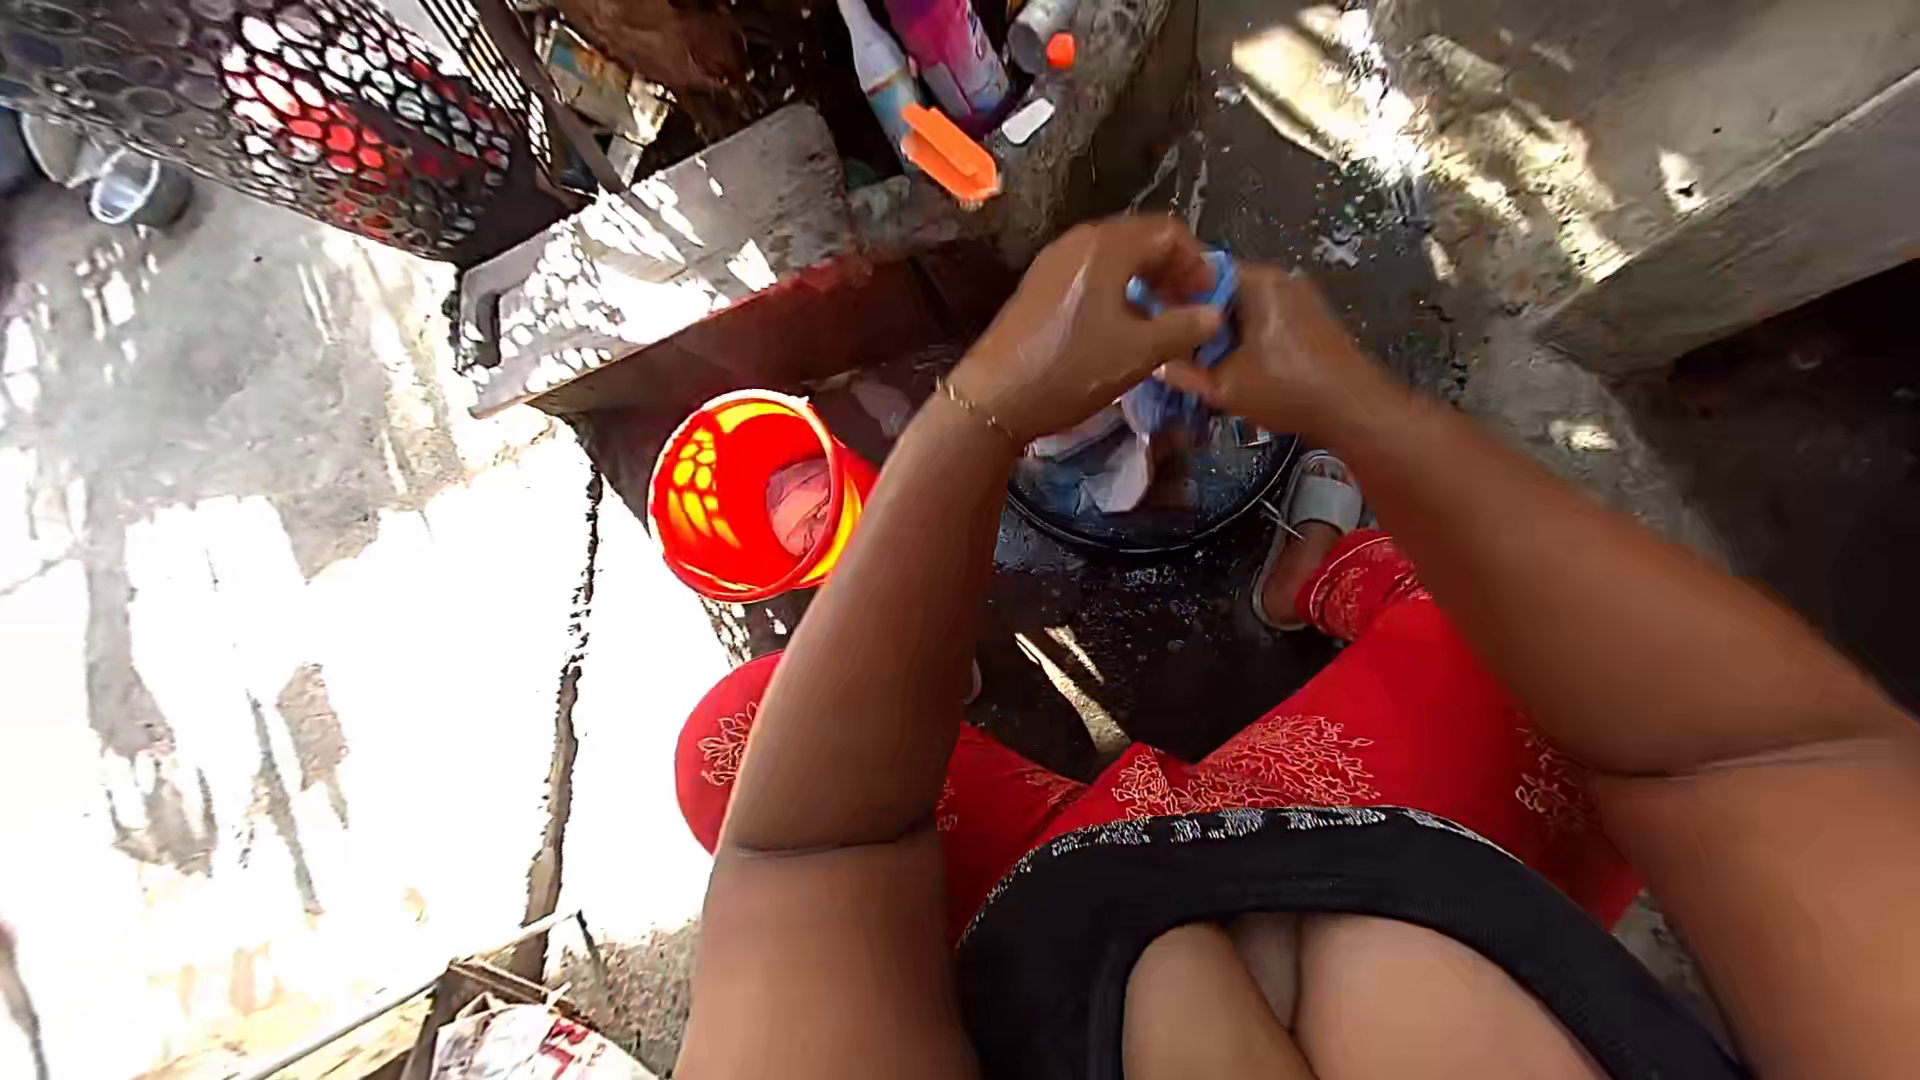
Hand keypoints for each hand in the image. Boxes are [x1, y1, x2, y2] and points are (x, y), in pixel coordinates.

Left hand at [948, 216, 1223, 442]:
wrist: (994, 400)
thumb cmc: (1070, 370)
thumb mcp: (1137, 354)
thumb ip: (1182, 328)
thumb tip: (1213, 313)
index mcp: (1105, 246)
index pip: (1167, 232)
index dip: (1196, 261)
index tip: (1209, 295)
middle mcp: (1076, 243)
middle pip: (1137, 242)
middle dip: (1170, 270)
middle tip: (1187, 306)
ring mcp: (1050, 265)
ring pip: (1111, 261)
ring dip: (1141, 283)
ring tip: (1156, 319)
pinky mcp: (1035, 290)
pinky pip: (1087, 278)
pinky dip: (1113, 293)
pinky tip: (1117, 327)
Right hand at [1157, 264, 1397, 439]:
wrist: (1351, 409)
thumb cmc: (1285, 390)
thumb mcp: (1223, 385)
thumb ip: (1183, 373)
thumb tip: (1155, 364)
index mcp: (1256, 282)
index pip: (1197, 274)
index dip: (1170, 298)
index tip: (1151, 324)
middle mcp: (1277, 279)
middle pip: (1218, 291)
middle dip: (1193, 319)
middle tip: (1168, 348)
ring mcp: (1295, 297)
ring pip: (1238, 308)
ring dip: (1215, 332)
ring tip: (1193, 361)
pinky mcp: (1305, 317)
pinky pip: (1258, 318)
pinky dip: (1238, 337)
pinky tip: (1226, 364)